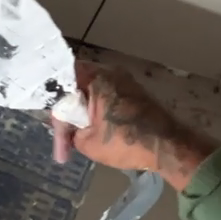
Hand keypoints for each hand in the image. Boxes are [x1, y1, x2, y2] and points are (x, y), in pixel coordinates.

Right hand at [59, 60, 216, 190]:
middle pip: (78, 87)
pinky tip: (95, 133)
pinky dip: (99, 114)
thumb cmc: (127, 142)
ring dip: (84, 115)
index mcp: (97, 78)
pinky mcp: (136, 94)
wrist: (170, 146)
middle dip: (68, 114)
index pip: (63, 78)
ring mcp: (126, 82)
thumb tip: (71, 131)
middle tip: (63, 138)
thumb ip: (71, 132)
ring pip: (93, 94)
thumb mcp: (89, 143)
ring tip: (76, 140)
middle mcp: (112, 73)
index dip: (53, 100)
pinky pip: (108, 98)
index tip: (50, 121)